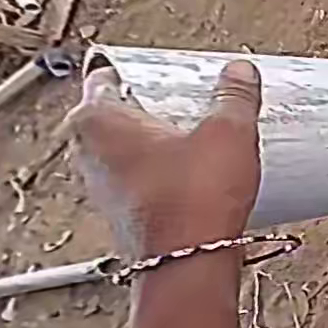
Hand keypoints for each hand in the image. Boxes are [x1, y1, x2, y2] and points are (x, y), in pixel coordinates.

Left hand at [65, 60, 262, 255]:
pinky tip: (202, 173)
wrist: (191, 258)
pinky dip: (170, 170)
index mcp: (98, 120)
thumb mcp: (229, 132)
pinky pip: (147, 176)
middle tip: (194, 101)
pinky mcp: (128, 208)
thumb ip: (234, 97)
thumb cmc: (194, 198)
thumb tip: (239, 72)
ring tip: (205, 138)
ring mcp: (104, 183)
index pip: (110, 76)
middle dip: (158, 107)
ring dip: (164, 141)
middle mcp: (89, 150)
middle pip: (122, 113)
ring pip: (133, 147)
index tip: (169, 69)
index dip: (144, 70)